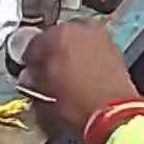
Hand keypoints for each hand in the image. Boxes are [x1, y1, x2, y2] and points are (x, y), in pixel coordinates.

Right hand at [21, 21, 139, 136]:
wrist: (114, 115)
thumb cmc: (76, 105)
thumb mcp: (47, 95)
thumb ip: (35, 80)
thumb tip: (29, 76)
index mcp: (57, 35)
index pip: (34, 43)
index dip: (29, 60)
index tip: (29, 72)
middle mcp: (79, 28)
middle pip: (58, 37)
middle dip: (51, 53)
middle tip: (47, 72)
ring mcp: (99, 36)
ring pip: (77, 41)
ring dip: (69, 54)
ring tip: (66, 75)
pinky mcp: (114, 49)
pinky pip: (92, 49)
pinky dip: (86, 58)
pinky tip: (83, 76)